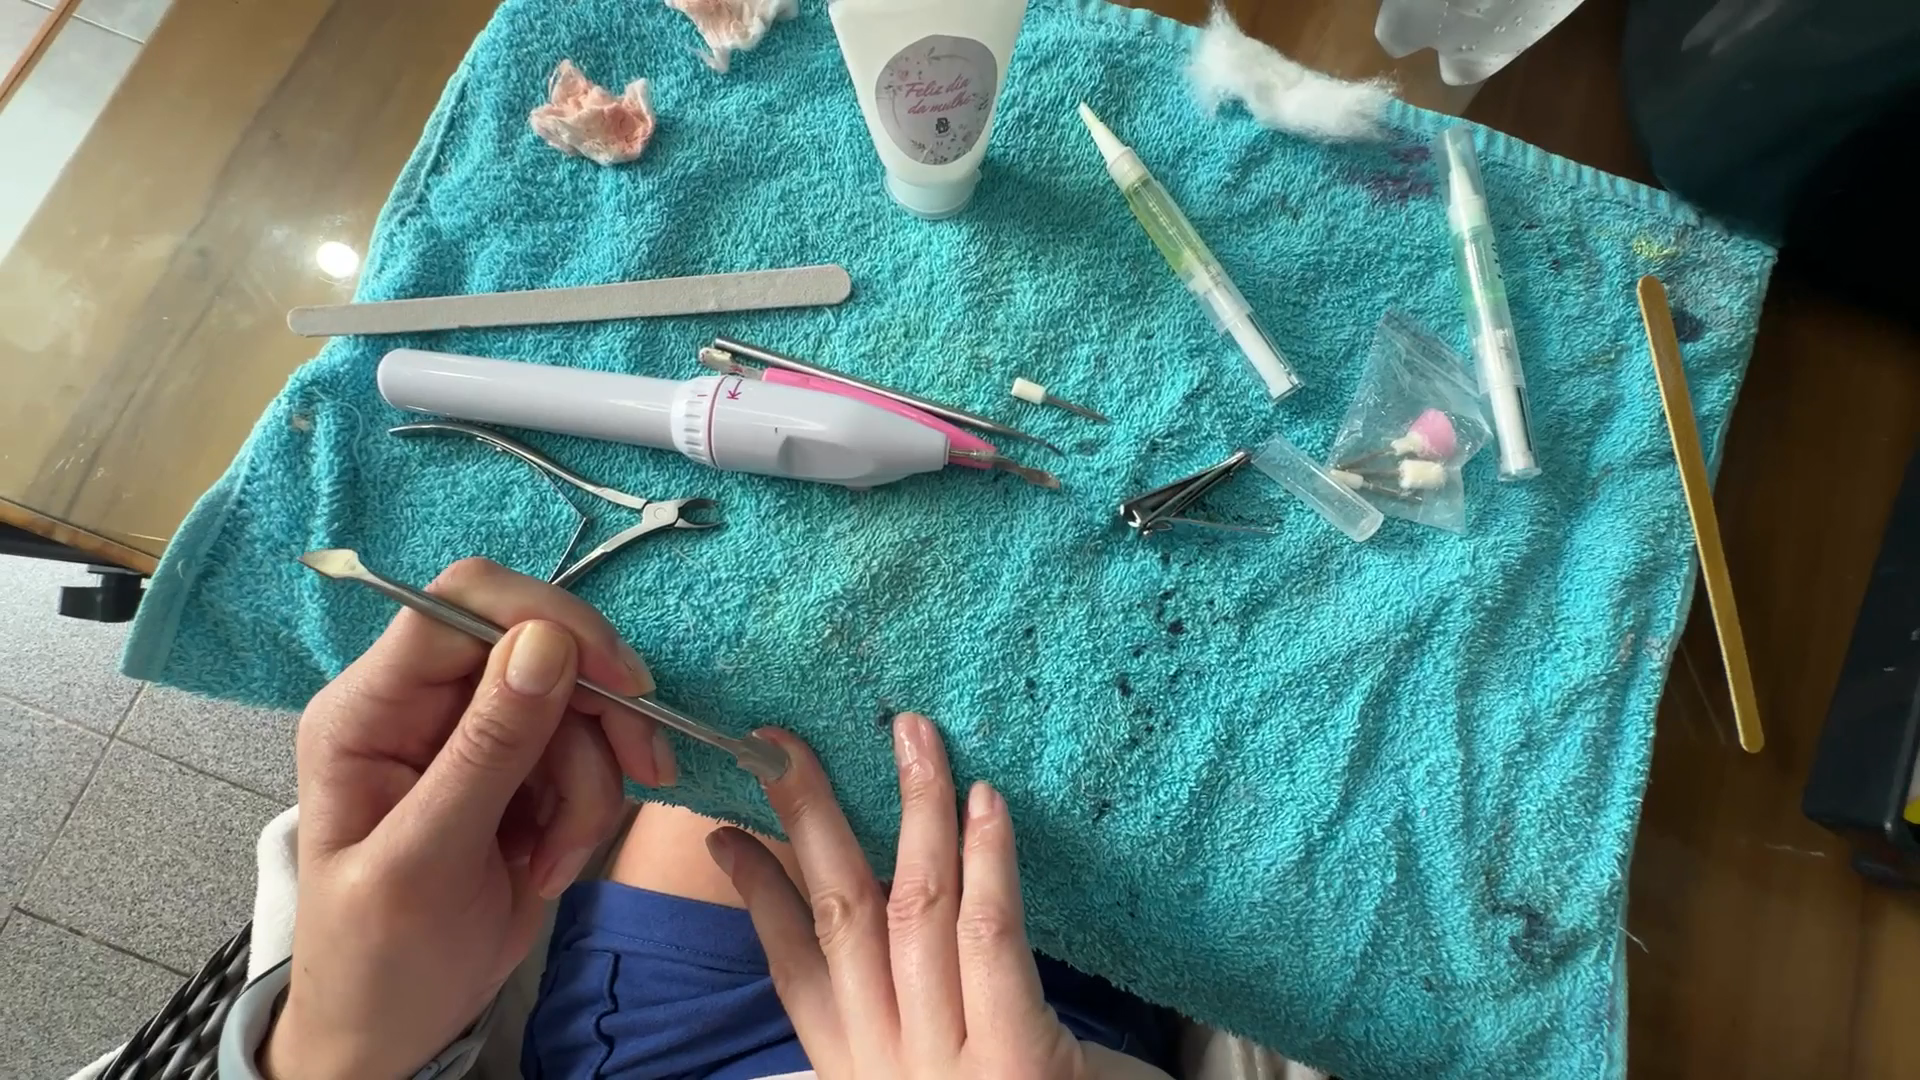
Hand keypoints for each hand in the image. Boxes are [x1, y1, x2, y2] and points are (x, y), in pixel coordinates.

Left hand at [264, 558, 675, 1078]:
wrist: (403, 1024)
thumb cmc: (380, 960)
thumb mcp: (426, 865)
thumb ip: (487, 750)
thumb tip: (548, 641)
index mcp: (374, 707)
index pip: (465, 603)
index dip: (551, 620)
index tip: (622, 683)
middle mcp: (434, 699)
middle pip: (551, 647)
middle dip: (604, 716)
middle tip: (644, 771)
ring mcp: (488, 726)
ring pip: (588, 703)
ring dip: (597, 781)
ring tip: (557, 856)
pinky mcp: (533, 756)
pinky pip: (599, 746)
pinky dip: (598, 800)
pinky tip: (557, 855)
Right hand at [705, 715, 1090, 1078]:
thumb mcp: (927, 1071)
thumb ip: (898, 1011)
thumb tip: (874, 914)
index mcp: (857, 1064)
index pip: (790, 964)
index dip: (754, 891)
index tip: (725, 831)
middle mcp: (884, 1060)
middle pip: (836, 913)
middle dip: (808, 818)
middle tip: (786, 745)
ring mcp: (943, 1063)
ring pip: (912, 904)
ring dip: (913, 808)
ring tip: (913, 735)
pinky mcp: (1013, 1063)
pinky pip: (988, 937)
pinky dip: (985, 861)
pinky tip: (985, 800)